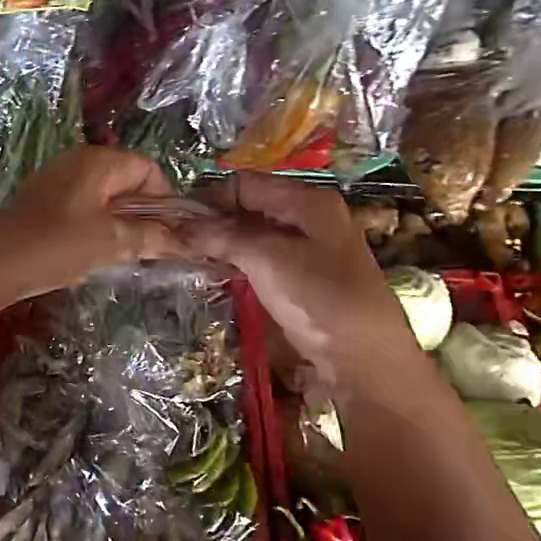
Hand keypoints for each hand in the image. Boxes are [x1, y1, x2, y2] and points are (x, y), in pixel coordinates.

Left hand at [0, 146, 184, 307]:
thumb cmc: (56, 246)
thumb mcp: (112, 243)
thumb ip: (151, 236)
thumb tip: (184, 239)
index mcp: (99, 161)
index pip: (149, 169)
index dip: (164, 200)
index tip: (166, 234)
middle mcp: (79, 161)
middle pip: (127, 181)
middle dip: (143, 213)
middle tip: (147, 248)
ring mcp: (58, 179)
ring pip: (105, 196)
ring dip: (119, 223)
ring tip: (120, 255)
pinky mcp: (43, 200)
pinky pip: (83, 207)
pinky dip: (95, 226)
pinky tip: (90, 253)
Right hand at [184, 174, 425, 382]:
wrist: (364, 357)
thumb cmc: (318, 297)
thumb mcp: (266, 258)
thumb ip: (222, 236)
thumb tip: (179, 225)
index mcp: (307, 200)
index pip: (245, 183)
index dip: (209, 197)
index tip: (176, 220)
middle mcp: (308, 216)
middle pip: (249, 206)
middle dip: (213, 221)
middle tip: (177, 241)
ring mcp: (307, 248)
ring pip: (253, 234)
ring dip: (223, 243)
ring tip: (189, 256)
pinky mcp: (301, 276)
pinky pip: (262, 257)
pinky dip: (238, 261)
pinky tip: (216, 272)